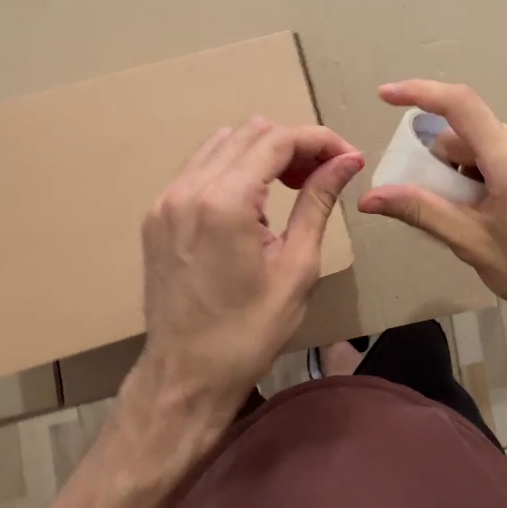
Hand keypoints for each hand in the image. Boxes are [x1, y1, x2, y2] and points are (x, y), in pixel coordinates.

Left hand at [137, 118, 362, 415]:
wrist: (186, 376)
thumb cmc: (249, 331)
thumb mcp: (298, 266)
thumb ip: (318, 201)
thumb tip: (348, 160)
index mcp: (225, 202)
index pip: (278, 139)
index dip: (320, 140)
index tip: (349, 157)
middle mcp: (189, 189)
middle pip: (251, 131)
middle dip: (295, 143)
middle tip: (325, 173)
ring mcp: (167, 200)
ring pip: (223, 142)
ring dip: (264, 151)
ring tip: (294, 184)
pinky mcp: (158, 214)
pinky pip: (201, 166)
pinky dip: (235, 166)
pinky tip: (256, 198)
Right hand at [357, 81, 506, 356]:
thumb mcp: (473, 244)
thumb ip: (421, 211)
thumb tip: (369, 198)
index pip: (460, 105)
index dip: (420, 93)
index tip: (387, 94)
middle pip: (469, 132)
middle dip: (446, 161)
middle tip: (446, 206)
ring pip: (487, 140)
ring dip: (469, 167)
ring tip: (480, 215)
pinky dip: (491, 167)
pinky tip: (500, 206)